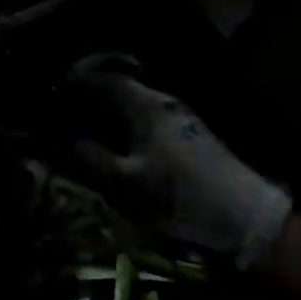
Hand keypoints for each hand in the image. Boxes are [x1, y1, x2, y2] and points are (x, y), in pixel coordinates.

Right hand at [69, 60, 292, 269]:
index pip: (102, 78)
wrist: (245, 221)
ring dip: (108, 106)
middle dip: (90, 91)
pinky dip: (124, 119)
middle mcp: (163, 100)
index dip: (75, 83)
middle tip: (67, 107)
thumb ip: (93, 158)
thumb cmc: (181, 199)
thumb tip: (69, 140)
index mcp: (145, 105)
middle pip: (119, 83)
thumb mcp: (127, 185)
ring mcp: (180, 115)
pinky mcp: (190, 133)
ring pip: (134, 99)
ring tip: (87, 125)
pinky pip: (146, 113)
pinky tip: (117, 140)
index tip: (54, 93)